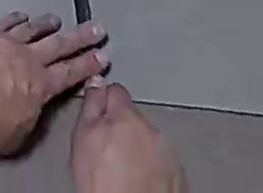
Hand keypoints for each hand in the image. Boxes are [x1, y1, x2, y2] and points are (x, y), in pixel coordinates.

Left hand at [0, 12, 109, 156]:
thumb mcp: (22, 132)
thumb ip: (34, 111)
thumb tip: (36, 101)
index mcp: (40, 86)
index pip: (71, 73)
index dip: (88, 65)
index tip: (102, 57)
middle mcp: (26, 59)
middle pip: (59, 45)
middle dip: (80, 38)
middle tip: (96, 29)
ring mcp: (5, 42)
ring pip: (33, 29)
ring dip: (47, 24)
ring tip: (58, 20)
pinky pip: (6, 22)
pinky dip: (17, 18)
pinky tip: (22, 16)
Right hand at [72, 82, 188, 192]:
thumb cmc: (100, 179)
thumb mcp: (82, 135)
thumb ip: (91, 103)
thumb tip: (96, 83)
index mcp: (127, 115)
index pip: (117, 90)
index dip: (105, 100)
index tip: (99, 114)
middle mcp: (153, 131)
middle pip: (134, 117)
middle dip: (123, 126)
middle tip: (108, 147)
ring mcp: (170, 156)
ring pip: (149, 139)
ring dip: (139, 145)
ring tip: (123, 166)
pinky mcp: (180, 179)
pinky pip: (162, 161)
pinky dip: (153, 166)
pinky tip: (140, 179)